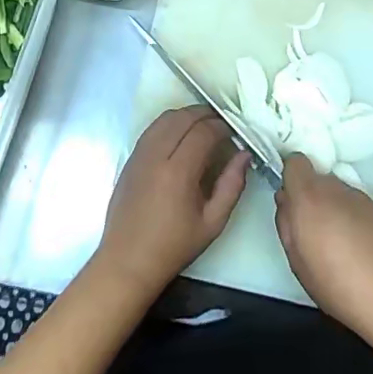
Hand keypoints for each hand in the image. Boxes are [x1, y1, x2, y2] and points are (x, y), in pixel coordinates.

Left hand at [91, 106, 247, 297]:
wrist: (128, 259)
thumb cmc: (174, 246)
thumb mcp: (212, 222)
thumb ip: (232, 185)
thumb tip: (244, 155)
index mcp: (178, 172)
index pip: (203, 132)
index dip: (222, 127)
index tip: (235, 132)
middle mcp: (156, 155)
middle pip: (183, 117)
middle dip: (206, 114)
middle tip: (223, 123)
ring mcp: (140, 153)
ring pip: (165, 118)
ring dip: (186, 115)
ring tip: (204, 124)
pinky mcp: (130, 157)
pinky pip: (152, 128)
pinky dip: (169, 123)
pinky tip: (181, 134)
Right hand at [274, 153, 372, 340]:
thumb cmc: (338, 283)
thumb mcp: (297, 260)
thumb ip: (286, 223)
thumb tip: (286, 202)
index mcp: (309, 196)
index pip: (295, 162)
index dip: (291, 177)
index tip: (292, 201)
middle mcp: (336, 189)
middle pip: (317, 179)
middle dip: (312, 197)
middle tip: (314, 230)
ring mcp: (361, 198)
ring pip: (338, 193)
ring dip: (334, 208)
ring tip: (340, 244)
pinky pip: (357, 206)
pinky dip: (354, 219)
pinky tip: (360, 249)